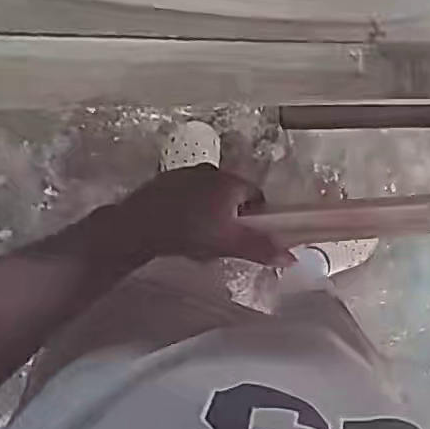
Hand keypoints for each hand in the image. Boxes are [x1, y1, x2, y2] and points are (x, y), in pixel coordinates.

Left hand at [103, 165, 294, 266]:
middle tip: (226, 238)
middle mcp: (211, 170)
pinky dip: (191, 207)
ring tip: (203, 235)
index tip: (248, 234)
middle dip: (234, 214)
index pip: (256, 196)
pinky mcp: (165, 180)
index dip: (256, 217)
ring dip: (212, 210)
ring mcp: (186, 173)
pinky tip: (183, 227)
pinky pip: (189, 193)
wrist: (138, 227)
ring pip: (210, 193)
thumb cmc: (190, 233)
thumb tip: (291, 258)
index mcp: (230, 182)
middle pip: (233, 193)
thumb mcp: (230, 244)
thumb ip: (261, 249)